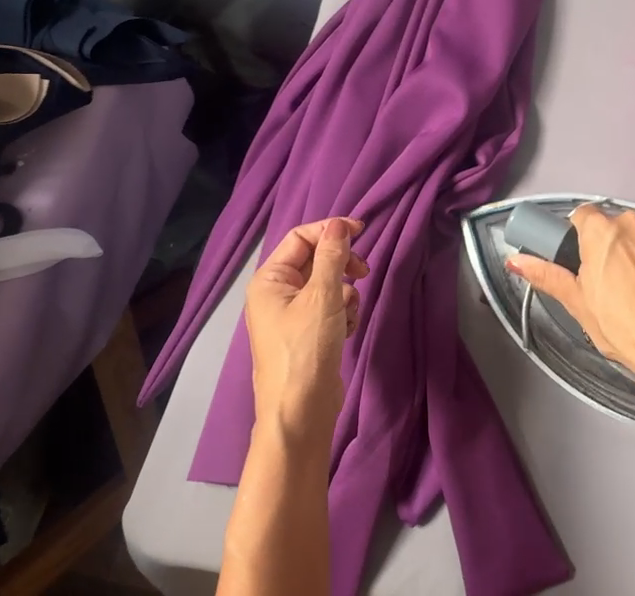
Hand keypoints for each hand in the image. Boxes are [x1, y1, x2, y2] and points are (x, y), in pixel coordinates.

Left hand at [245, 218, 368, 443]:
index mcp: (270, 280)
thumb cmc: (305, 349)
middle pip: (316, 260)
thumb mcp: (322, 296)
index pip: (301, 238)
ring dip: (346, 294)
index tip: (363, 232)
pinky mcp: (309, 334)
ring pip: (329, 284)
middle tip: (364, 272)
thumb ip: (333, 256)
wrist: (301, 410)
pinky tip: (346, 330)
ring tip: (348, 314)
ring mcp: (292, 315)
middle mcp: (277, 294)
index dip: (331, 231)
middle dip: (342, 265)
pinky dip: (344, 314)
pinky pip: (332, 308)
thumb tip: (340, 224)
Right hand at [507, 204, 634, 379]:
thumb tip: (514, 260)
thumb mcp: (579, 303)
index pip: (582, 216)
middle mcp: (633, 221)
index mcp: (601, 231)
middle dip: (611, 246)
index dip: (579, 237)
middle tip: (611, 282)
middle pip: (614, 226)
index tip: (583, 261)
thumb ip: (548, 275)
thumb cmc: (622, 326)